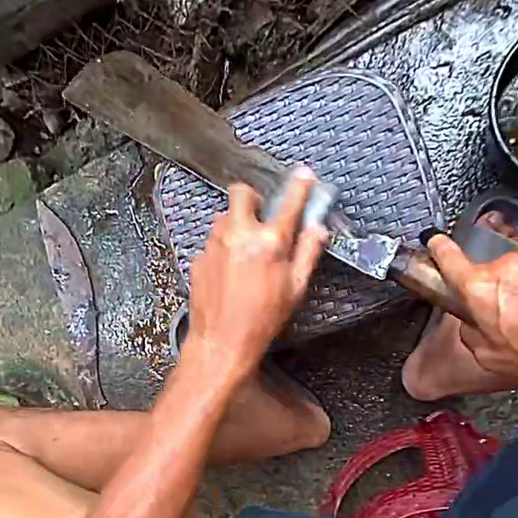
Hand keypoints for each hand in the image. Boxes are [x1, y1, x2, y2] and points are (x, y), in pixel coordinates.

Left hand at [184, 169, 328, 378]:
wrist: (221, 342)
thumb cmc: (260, 320)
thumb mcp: (295, 288)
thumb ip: (308, 253)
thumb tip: (317, 230)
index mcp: (269, 243)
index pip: (288, 203)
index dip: (299, 186)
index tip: (304, 176)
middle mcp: (239, 237)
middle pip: (241, 193)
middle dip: (253, 199)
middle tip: (262, 215)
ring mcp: (215, 245)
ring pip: (224, 217)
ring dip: (236, 223)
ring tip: (246, 249)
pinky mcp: (199, 258)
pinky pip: (213, 241)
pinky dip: (223, 247)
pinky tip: (231, 269)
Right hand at [427, 234, 517, 390]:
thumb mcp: (488, 356)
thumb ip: (472, 334)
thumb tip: (473, 329)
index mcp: (479, 287)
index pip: (449, 259)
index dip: (439, 250)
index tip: (436, 242)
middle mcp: (507, 269)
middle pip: (491, 277)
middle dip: (495, 296)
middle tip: (504, 322)